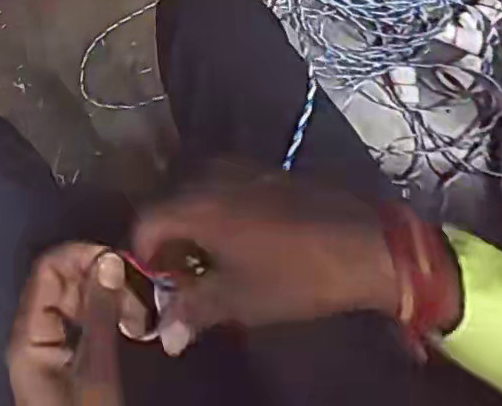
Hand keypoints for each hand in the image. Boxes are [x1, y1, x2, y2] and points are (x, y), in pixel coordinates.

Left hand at [7, 244, 145, 405]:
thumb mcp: (96, 373)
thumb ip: (100, 313)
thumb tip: (109, 259)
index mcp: (28, 334)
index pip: (48, 268)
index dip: (81, 256)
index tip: (120, 263)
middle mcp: (31, 333)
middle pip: (61, 281)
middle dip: (100, 279)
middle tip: (138, 298)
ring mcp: (45, 347)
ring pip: (73, 299)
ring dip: (107, 298)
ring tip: (139, 317)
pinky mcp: (61, 361)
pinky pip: (79, 321)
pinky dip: (104, 316)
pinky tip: (129, 326)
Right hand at [130, 163, 401, 352]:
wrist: (358, 240)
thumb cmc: (294, 274)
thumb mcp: (240, 300)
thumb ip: (194, 310)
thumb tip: (163, 334)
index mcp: (193, 205)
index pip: (144, 222)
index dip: (143, 255)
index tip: (160, 283)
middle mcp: (203, 175)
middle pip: (164, 204)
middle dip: (168, 240)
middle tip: (186, 276)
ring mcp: (230, 165)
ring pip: (189, 193)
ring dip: (190, 223)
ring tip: (212, 258)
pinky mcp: (253, 166)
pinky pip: (214, 183)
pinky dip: (212, 207)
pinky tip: (237, 235)